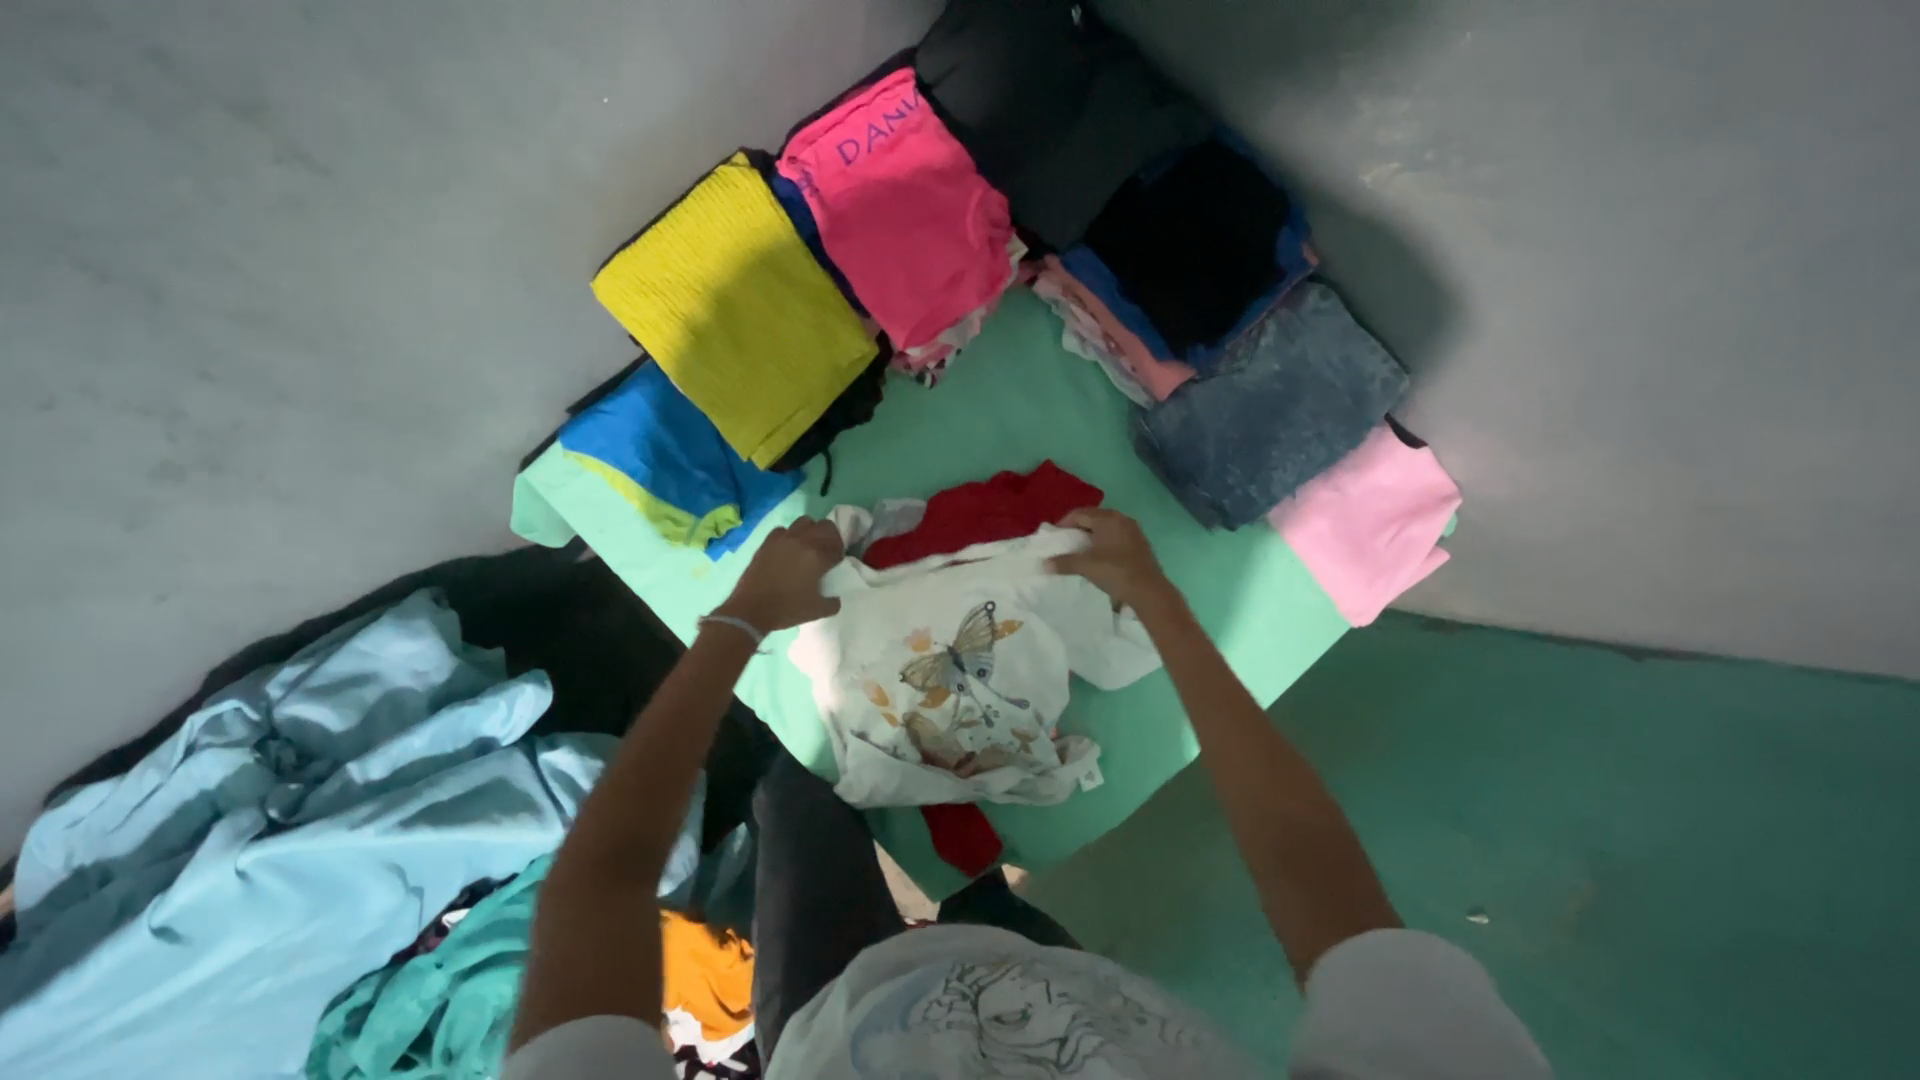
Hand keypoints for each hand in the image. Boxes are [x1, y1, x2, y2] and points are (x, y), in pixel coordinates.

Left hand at [713, 518, 843, 632]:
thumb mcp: (817, 611)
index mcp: (817, 556)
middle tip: (827, 551)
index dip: (840, 555)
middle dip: (831, 537)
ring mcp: (783, 539)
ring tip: (808, 546)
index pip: (837, 546)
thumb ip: (833, 603)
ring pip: (805, 521)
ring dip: (811, 531)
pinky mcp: (767, 542)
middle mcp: (802, 541)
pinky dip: (789, 535)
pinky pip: (783, 529)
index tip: (836, 563)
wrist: (751, 609)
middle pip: (826, 526)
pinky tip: (787, 548)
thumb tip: (836, 599)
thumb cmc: (787, 609)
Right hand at [1047, 508, 1179, 613]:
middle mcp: (1122, 519)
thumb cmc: (1115, 572)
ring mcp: (1133, 531)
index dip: (1064, 523)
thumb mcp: (1086, 566)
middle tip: (1066, 540)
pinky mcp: (1140, 543)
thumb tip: (1044, 564)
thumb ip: (1064, 562)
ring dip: (1092, 534)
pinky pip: (1117, 535)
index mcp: (1107, 519)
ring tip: (1081, 548)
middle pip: (1094, 517)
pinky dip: (1105, 541)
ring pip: (1107, 526)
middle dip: (1078, 527)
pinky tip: (1100, 555)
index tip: (1055, 536)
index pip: (1080, 513)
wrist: (1149, 591)